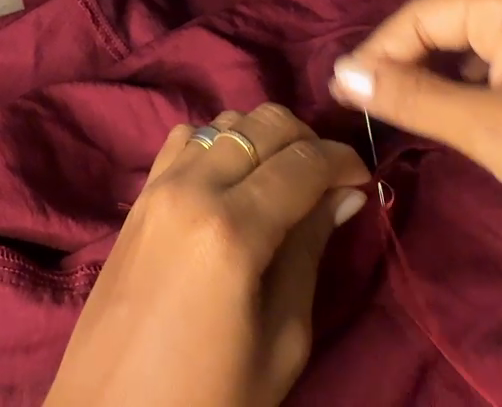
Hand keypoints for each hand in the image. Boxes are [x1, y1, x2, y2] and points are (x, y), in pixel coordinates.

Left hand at [46, 104, 371, 406]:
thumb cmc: (209, 395)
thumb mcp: (281, 340)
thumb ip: (309, 252)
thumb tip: (344, 194)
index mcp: (231, 231)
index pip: (303, 162)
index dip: (343, 160)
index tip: (363, 178)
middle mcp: (192, 190)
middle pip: (264, 123)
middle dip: (307, 138)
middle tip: (328, 177)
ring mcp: (158, 187)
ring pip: (224, 122)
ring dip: (263, 136)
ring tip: (284, 176)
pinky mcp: (138, 197)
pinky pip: (185, 139)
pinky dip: (218, 141)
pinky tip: (232, 177)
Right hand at [328, 0, 501, 254]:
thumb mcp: (486, 128)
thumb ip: (410, 97)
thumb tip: (340, 73)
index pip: (419, 15)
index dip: (377, 54)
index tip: (342, 96)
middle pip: (442, 27)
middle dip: (403, 65)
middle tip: (368, 111)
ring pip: (466, 49)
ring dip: (432, 80)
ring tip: (401, 117)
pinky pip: (494, 68)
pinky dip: (465, 91)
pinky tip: (453, 120)